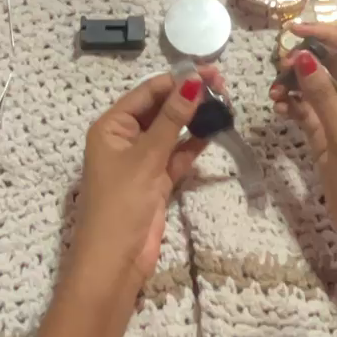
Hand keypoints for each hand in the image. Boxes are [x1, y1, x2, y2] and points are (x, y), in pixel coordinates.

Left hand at [68, 66, 216, 294]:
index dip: (178, 80)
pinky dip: (195, 144)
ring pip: (172, 131)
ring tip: (225, 104)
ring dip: (195, 119)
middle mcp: (124, 138)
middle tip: (223, 86)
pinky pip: (178, 154)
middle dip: (189, 97)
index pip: (148, 92)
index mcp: (111, 126)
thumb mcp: (147, 157)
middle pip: (161, 109)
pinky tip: (216, 131)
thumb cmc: (121, 204)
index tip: (209, 71)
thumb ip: (173, 119)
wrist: (114, 265)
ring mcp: (141, 160)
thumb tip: (192, 81)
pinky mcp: (156, 181)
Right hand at [270, 23, 336, 272]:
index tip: (293, 30)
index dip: (326, 33)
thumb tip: (302, 56)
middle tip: (277, 64)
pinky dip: (294, 106)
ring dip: (296, 83)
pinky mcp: (330, 139)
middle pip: (333, 64)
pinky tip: (278, 108)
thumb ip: (322, 95)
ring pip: (318, 87)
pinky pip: (309, 111)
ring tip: (273, 91)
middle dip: (306, 58)